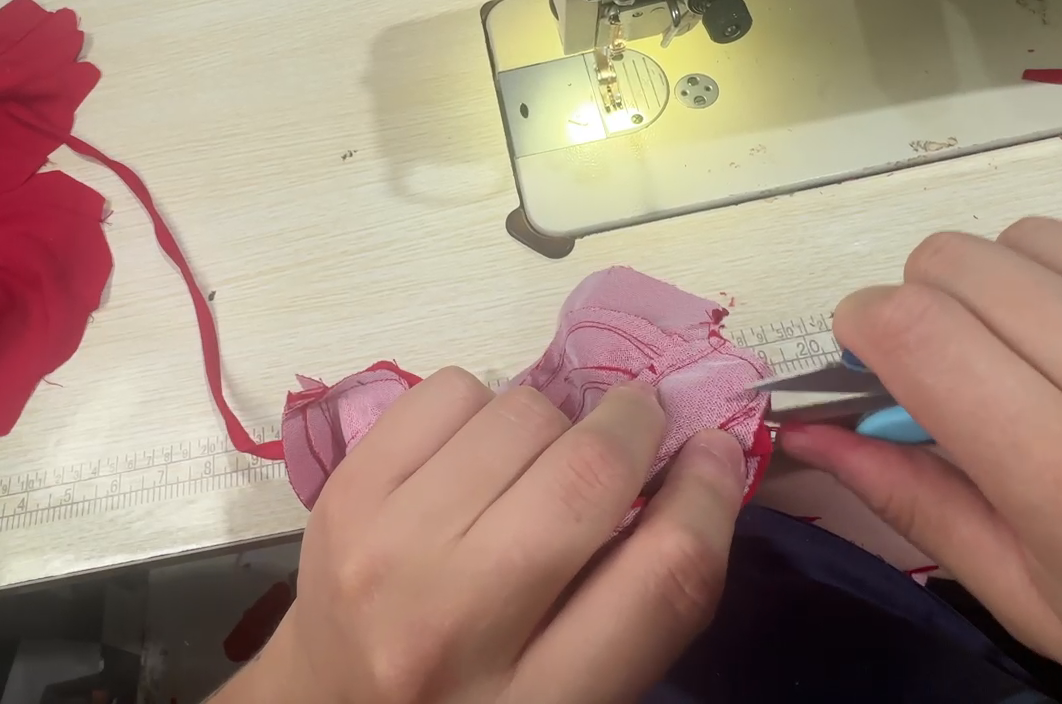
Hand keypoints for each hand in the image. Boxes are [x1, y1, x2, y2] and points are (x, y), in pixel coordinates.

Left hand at [216, 374, 746, 703]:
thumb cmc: (466, 702)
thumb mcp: (565, 691)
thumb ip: (630, 595)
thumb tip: (690, 459)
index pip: (662, 579)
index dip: (710, 495)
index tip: (715, 447)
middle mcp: (456, 625)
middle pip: (586, 477)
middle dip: (633, 425)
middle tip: (639, 418)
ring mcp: (388, 547)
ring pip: (518, 414)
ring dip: (552, 417)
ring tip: (539, 451)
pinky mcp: (346, 489)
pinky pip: (448, 389)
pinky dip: (482, 400)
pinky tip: (472, 446)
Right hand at [779, 219, 1061, 701]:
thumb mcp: (1056, 613)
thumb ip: (917, 506)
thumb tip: (808, 432)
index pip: (910, 328)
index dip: (866, 322)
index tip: (880, 347)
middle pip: (964, 260)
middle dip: (938, 298)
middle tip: (982, 358)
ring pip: (1053, 238)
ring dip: (1040, 290)